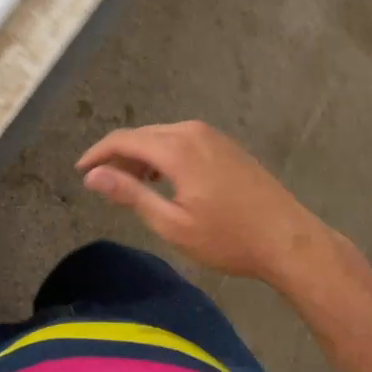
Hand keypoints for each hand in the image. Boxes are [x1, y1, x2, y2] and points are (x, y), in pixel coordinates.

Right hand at [77, 121, 331, 284]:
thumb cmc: (229, 239)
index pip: (123, 140)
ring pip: (161, 135)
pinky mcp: (224, 143)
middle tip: (102, 182)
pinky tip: (163, 178)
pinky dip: (162, 153)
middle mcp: (191, 131)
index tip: (80, 171)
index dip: (97, 154)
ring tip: (130, 184)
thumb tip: (92, 175)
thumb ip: (130, 195)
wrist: (290, 240)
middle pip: (141, 135)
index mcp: (176, 148)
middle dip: (118, 155)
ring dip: (140, 154)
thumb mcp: (173, 225)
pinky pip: (180, 139)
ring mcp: (211, 135)